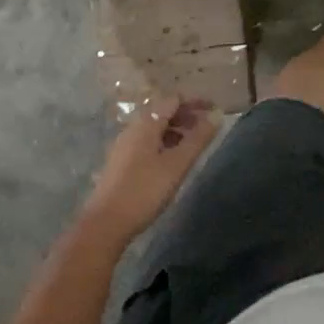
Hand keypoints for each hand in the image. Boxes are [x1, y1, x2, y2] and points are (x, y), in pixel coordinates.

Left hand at [81, 94, 218, 243]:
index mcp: (146, 123)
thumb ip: (198, 139)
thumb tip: (217, 115)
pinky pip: (147, 142)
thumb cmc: (144, 191)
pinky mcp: (121, 161)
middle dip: (187, 116)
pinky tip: (173, 161)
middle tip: (208, 129)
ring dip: (176, 130)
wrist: (106, 223)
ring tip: (194, 145)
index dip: (196, 102)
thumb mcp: (177, 165)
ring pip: (155, 128)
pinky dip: (165, 143)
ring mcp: (125, 145)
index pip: (173, 100)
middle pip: (163, 112)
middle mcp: (133, 128)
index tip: (215, 111)